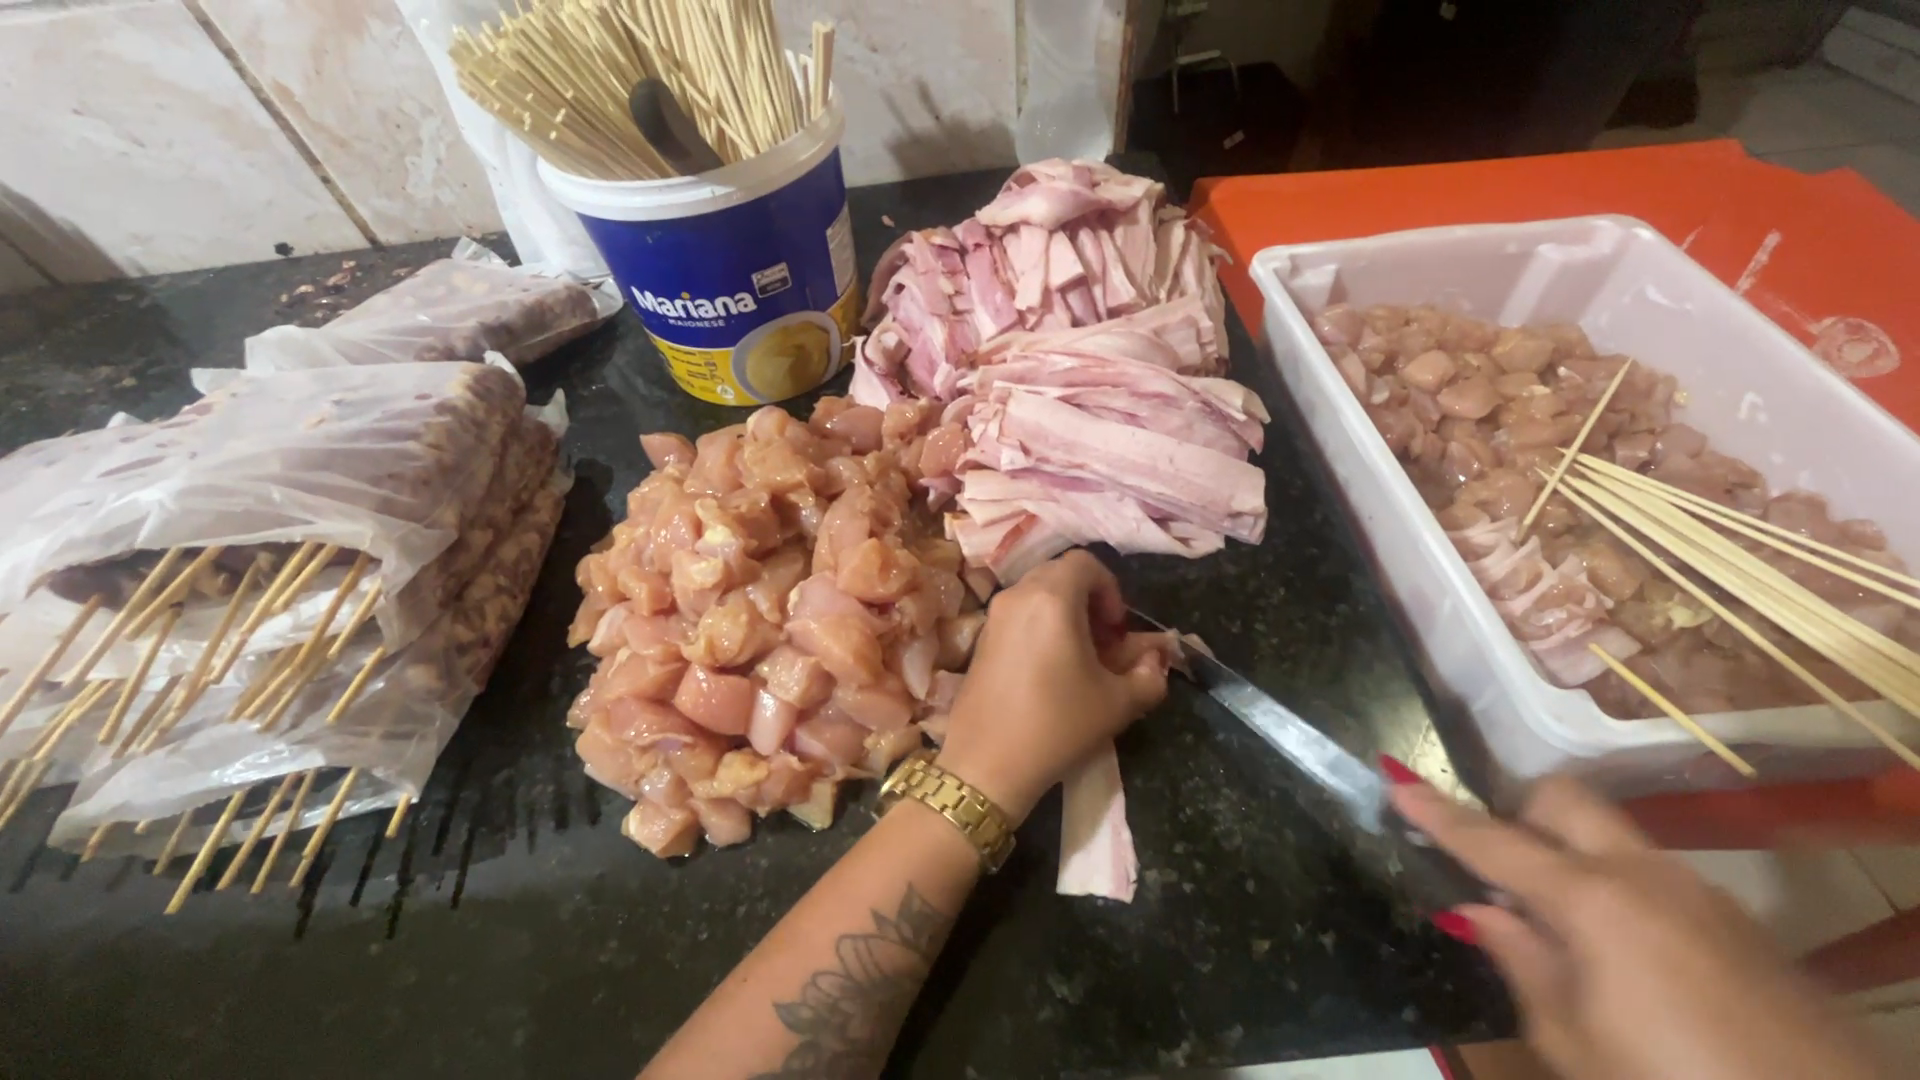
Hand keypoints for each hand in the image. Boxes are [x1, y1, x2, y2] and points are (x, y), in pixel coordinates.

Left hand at [934, 550, 1170, 823]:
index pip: (1085, 563)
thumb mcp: (1117, 703)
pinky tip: (1048, 670)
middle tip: (1102, 641)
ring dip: (1063, 613)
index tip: (1116, 629)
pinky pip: (1017, 614)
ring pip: (1036, 594)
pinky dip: (1039, 627)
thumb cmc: (1057, 725)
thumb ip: (1148, 675)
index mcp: (1052, 598)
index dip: (1110, 589)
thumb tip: (1158, 660)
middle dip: (1088, 599)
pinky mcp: (980, 640)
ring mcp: (993, 617)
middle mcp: (1018, 596)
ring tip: (1078, 658)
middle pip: (1059, 574)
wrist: (986, 764)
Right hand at [1392, 774, 1887, 1079]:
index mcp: (1591, 901)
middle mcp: (1644, 875)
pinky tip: (1624, 956)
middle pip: (1562, 800)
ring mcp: (1699, 892)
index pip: (1491, 841)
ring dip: (1569, 857)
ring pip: (1610, 838)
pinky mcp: (1737, 922)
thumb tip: (1478, 911)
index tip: (1392, 776)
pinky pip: (1652, 876)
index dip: (1435, 811)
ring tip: (1558, 926)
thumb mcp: (1572, 1040)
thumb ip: (1518, 960)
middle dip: (1518, 813)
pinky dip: (1615, 889)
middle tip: (1497, 864)